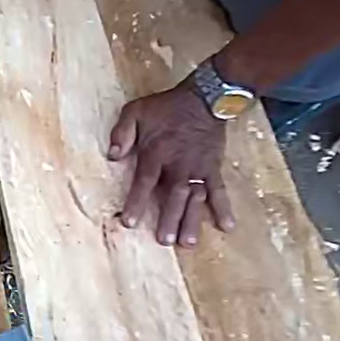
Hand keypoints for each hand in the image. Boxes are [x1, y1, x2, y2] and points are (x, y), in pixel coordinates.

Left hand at [108, 79, 235, 247]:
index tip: (130, 223)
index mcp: (156, 153)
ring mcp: (198, 169)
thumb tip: (112, 156)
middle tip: (165, 240)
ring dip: (191, 220)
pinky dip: (223, 207)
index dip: (136, 202)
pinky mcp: (213, 169)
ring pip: (195, 198)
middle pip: (173, 195)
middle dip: (169, 218)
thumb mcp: (136, 111)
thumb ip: (122, 133)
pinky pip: (219, 190)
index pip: (144, 182)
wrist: (204, 98)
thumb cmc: (166, 107)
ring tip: (188, 242)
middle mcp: (178, 165)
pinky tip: (227, 226)